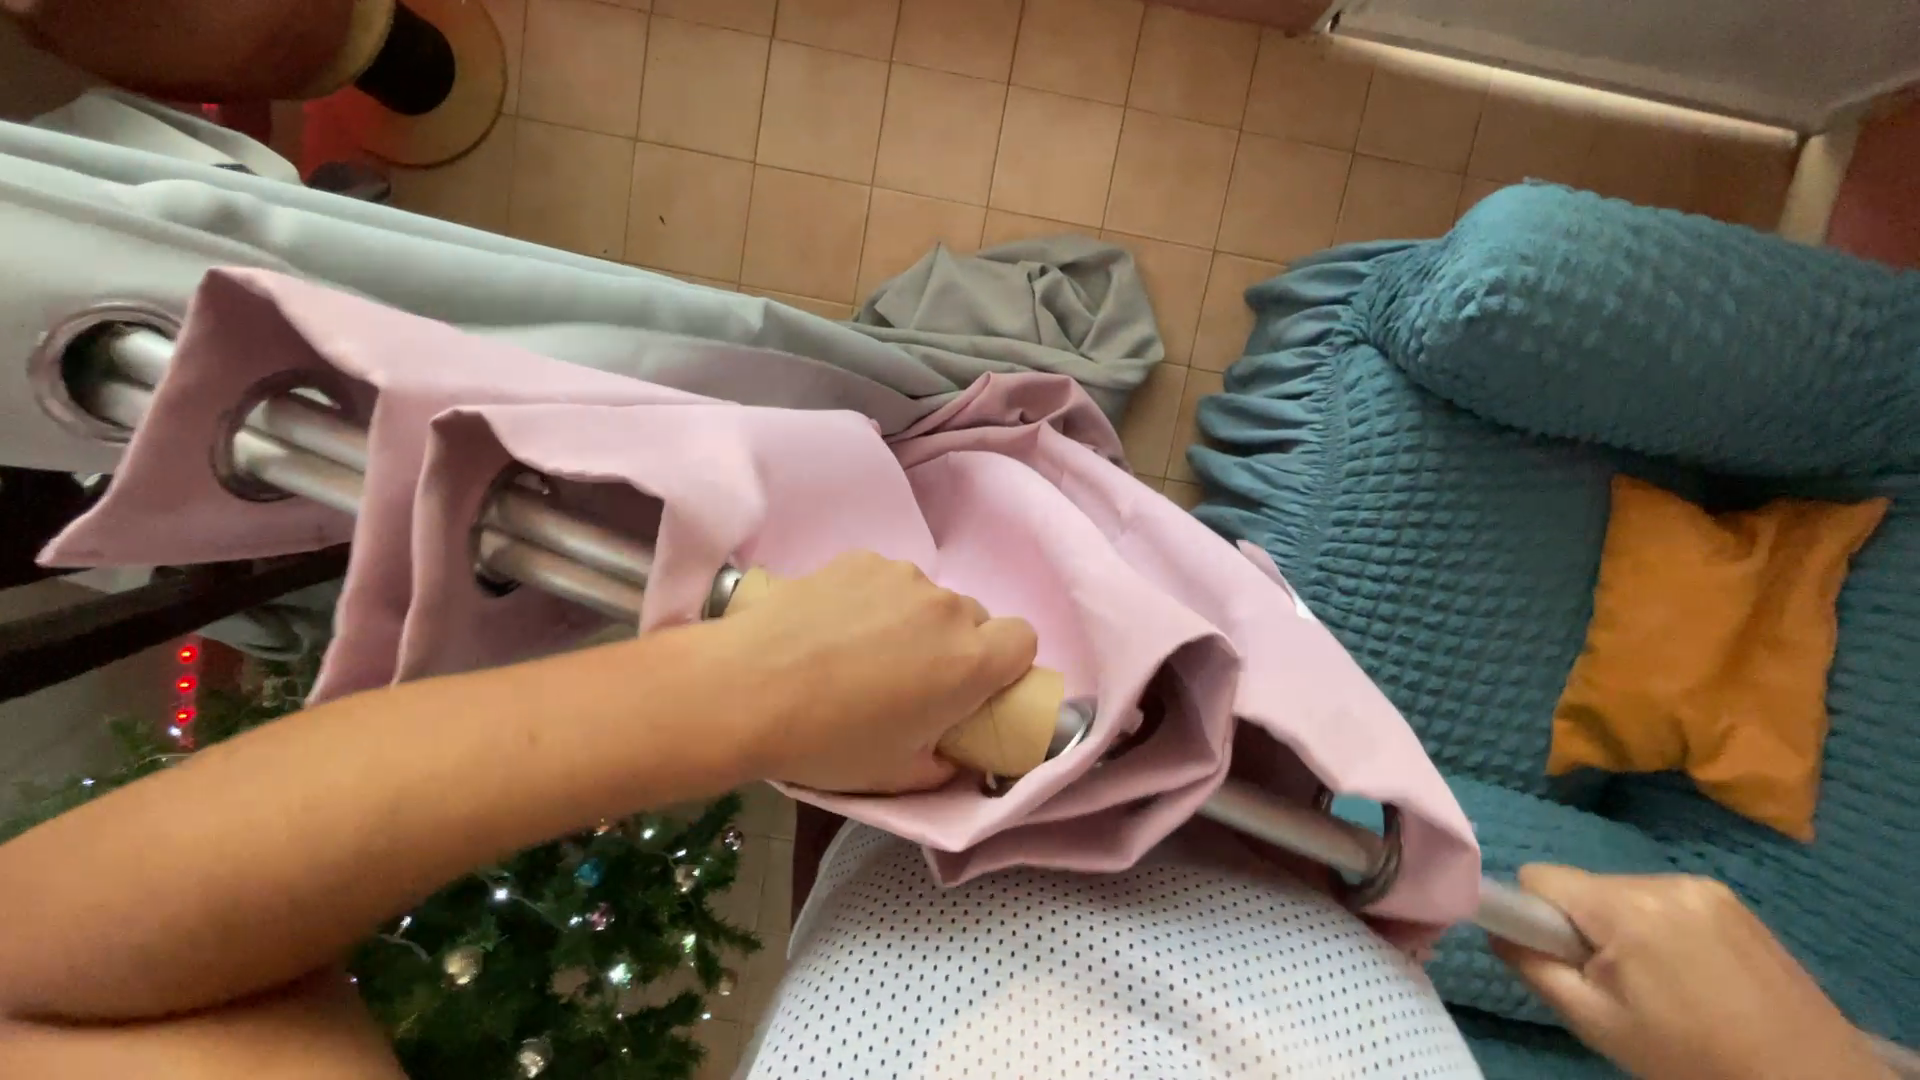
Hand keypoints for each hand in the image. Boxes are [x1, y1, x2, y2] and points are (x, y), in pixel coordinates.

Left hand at [701, 552, 1037, 793]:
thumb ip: (942, 764)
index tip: (973, 686)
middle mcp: (946, 608)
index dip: (1006, 663)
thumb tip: (950, 754)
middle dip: (956, 643)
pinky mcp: (860, 559)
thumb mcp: (896, 774)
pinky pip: (886, 580)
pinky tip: (831, 625)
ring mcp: (902, 576)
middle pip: (976, 617)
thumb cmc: (829, 741)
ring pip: (928, 597)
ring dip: (912, 620)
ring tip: (860, 649)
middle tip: (911, 675)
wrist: (746, 688)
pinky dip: (873, 600)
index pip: (1024, 640)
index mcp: (970, 662)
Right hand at [1493, 866, 1891, 1079]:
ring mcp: (1703, 887)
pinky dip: (1659, 927)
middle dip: (1582, 925)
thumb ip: (1531, 965)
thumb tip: (1497, 929)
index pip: (1537, 877)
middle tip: (1616, 982)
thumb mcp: (1594, 1022)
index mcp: (1625, 906)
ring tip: (1659, 981)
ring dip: (1621, 926)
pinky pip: (1661, 899)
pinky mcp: (1732, 900)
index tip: (1559, 957)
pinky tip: (1690, 971)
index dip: (1533, 915)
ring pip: (1619, 892)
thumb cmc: (1692, 1059)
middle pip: (1581, 886)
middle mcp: (1661, 880)